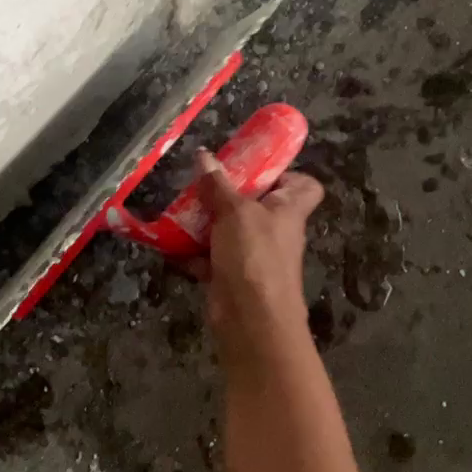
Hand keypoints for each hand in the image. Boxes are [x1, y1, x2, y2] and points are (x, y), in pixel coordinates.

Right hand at [189, 149, 325, 372]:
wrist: (250, 317)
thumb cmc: (254, 255)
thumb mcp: (235, 211)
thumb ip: (217, 185)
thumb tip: (204, 154)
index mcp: (288, 211)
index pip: (304, 186)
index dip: (286, 174)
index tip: (256, 168)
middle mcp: (273, 231)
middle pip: (256, 205)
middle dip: (227, 195)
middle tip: (201, 182)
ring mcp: (252, 255)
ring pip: (227, 230)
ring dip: (203, 221)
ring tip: (178, 207)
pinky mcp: (229, 275)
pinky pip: (208, 256)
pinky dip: (189, 250)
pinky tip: (166, 240)